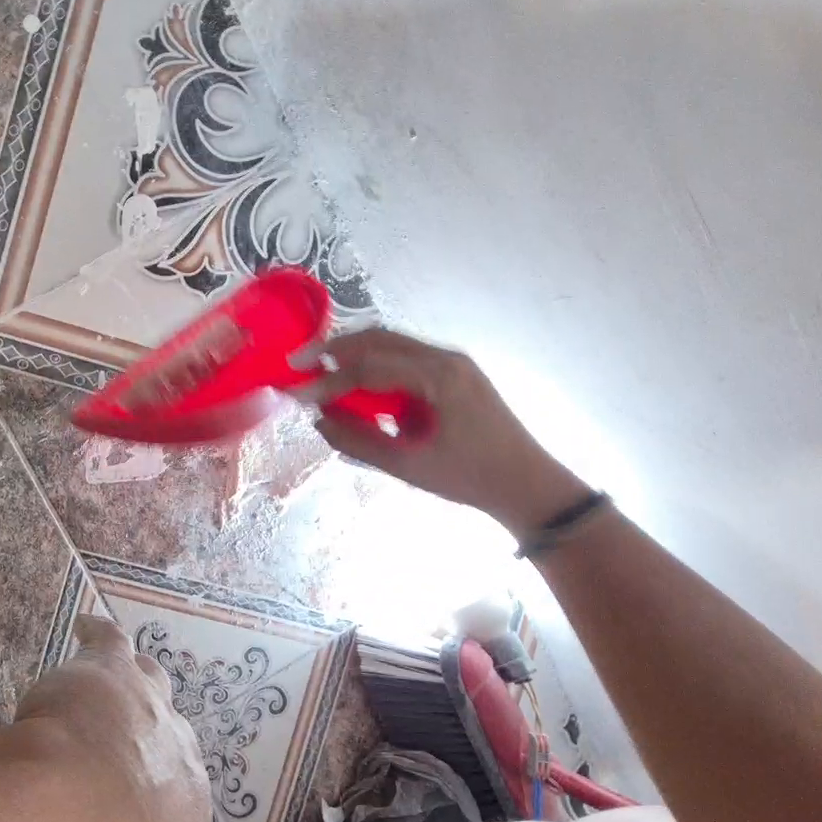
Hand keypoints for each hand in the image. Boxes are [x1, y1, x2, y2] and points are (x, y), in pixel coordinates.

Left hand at [14, 615, 209, 821]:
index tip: (134, 790)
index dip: (156, 787)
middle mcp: (181, 759)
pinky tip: (85, 625)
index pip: (177, 795)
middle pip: (173, 733)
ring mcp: (150, 710)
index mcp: (184, 820)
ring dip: (133, 680)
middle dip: (156, 733)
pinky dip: (98, 634)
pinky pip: (111, 642)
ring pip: (149, 683)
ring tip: (118, 671)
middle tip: (131, 734)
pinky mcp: (112, 672)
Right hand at [293, 329, 590, 536]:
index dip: (327, 380)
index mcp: (438, 377)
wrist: (527, 484)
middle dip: (333, 348)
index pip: (369, 367)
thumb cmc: (469, 477)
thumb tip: (319, 421)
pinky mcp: (452, 373)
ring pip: (390, 343)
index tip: (294, 393)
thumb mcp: (407, 465)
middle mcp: (445, 358)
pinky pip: (404, 358)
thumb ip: (358, 441)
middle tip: (297, 363)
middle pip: (378, 338)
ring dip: (352, 354)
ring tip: (318, 371)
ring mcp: (452, 362)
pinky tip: (355, 385)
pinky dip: (373, 365)